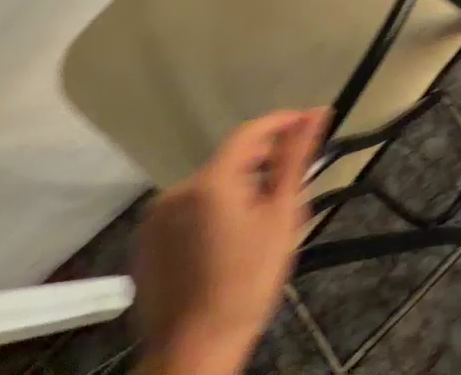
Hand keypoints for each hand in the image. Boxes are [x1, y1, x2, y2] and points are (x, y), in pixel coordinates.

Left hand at [133, 109, 328, 374]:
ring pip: (209, 187)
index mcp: (211, 181)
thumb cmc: (249, 280)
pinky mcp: (145, 243)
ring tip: (262, 220)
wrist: (196, 347)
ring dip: (237, 190)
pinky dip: (212, 212)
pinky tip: (229, 241)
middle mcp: (176, 190)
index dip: (283, 123)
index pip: (251, 132)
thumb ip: (295, 159)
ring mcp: (155, 218)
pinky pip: (188, 211)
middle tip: (291, 187)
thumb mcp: (282, 215)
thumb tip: (315, 114)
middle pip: (229, 161)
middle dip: (262, 164)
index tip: (311, 123)